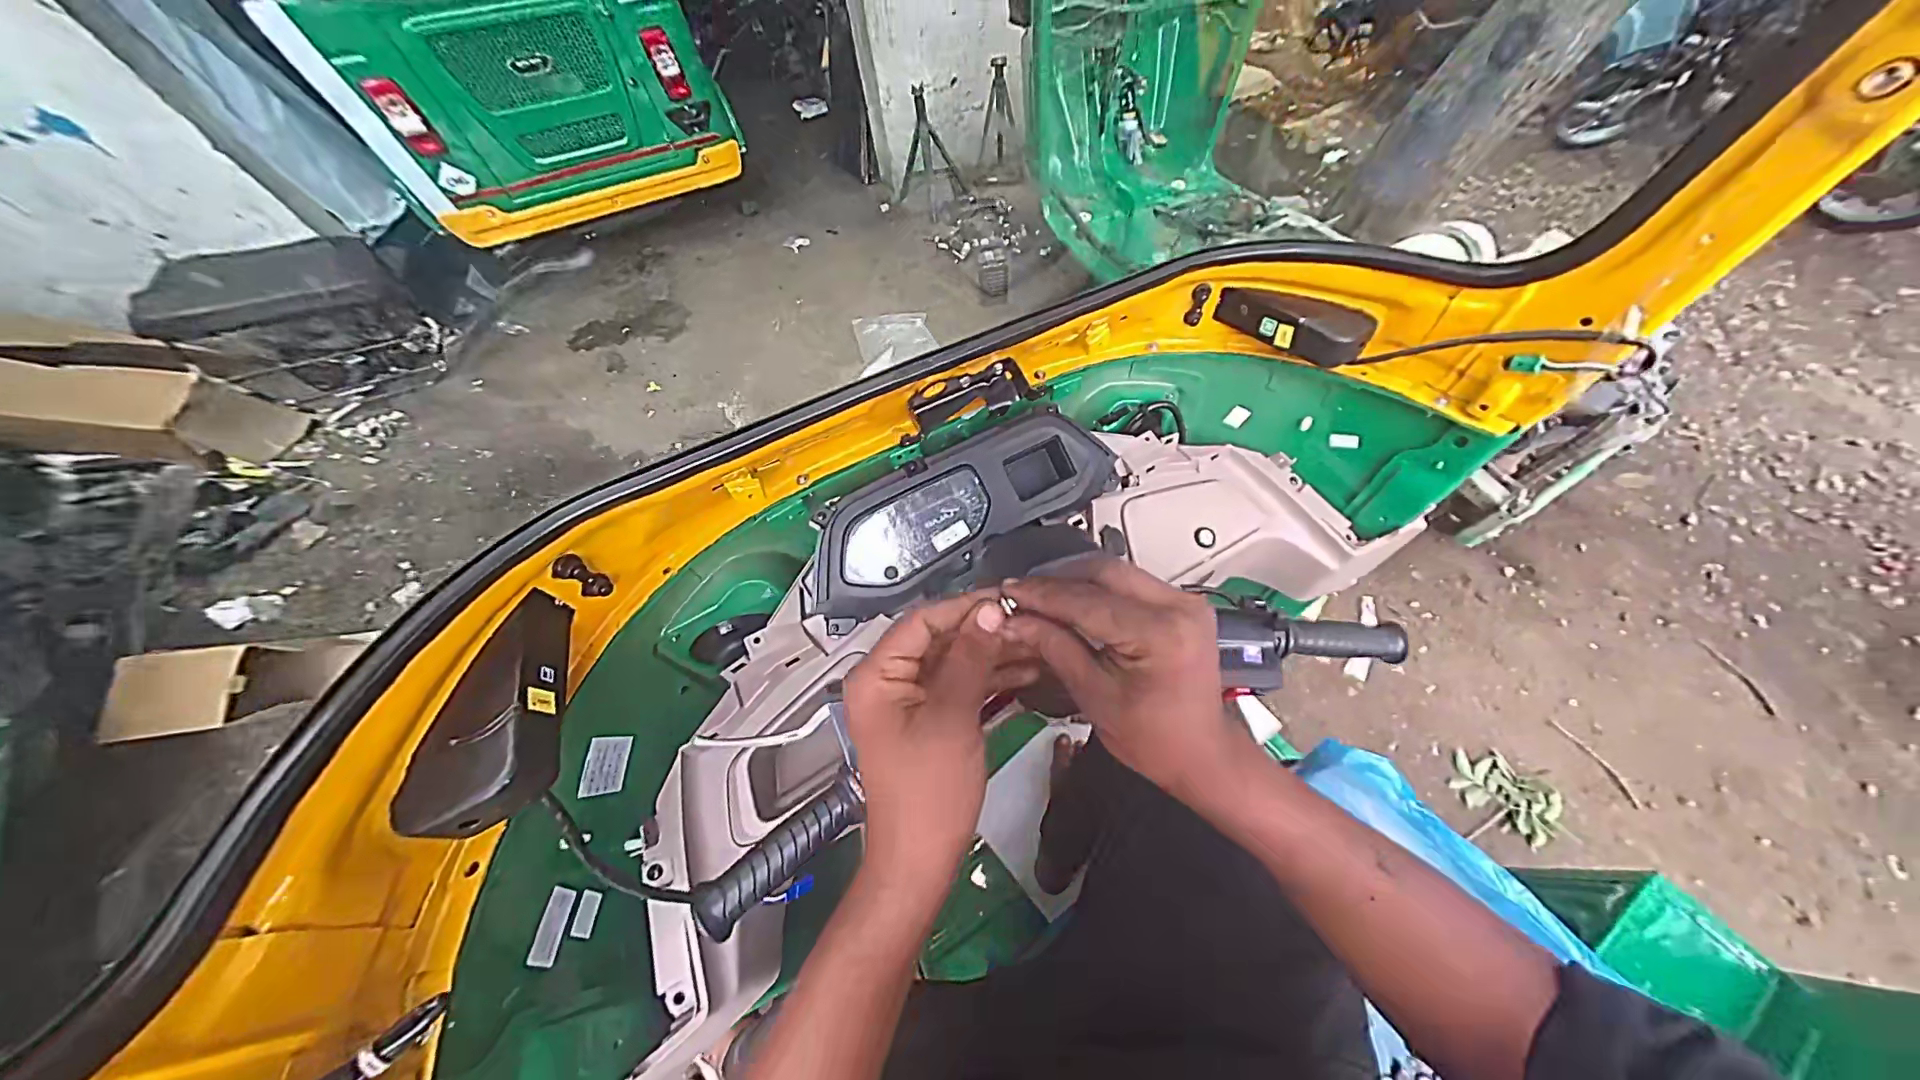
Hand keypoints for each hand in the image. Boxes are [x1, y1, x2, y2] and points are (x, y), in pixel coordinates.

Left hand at [842, 594, 1024, 899]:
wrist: (921, 860)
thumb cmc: (927, 794)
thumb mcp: (952, 716)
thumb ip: (970, 658)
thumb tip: (989, 612)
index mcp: (875, 676)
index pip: (920, 621)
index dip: (963, 607)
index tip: (1003, 600)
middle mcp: (887, 682)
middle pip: (938, 639)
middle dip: (983, 630)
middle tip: (1026, 620)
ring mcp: (909, 701)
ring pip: (953, 660)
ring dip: (991, 652)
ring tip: (1035, 642)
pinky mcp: (929, 718)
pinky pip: (959, 685)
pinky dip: (988, 677)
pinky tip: (1024, 669)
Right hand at [1003, 559, 1247, 803]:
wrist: (1201, 753)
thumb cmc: (1158, 739)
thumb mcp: (1094, 695)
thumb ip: (1055, 647)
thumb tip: (1018, 620)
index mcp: (1161, 634)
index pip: (1087, 600)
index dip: (1042, 595)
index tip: (1011, 592)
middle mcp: (1180, 608)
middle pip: (1103, 571)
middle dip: (1056, 579)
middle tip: (1022, 591)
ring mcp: (1185, 602)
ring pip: (1116, 571)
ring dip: (1075, 580)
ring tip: (1041, 596)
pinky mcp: (1182, 604)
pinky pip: (1131, 583)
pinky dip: (1097, 588)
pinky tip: (1072, 599)